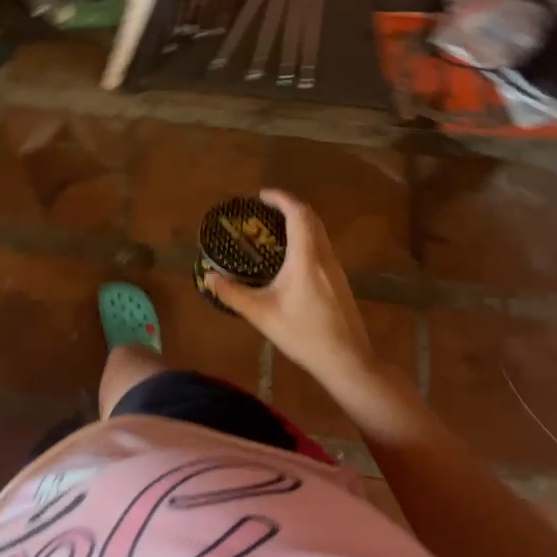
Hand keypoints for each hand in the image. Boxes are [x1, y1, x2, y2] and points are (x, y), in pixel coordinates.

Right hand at [204, 189, 378, 391]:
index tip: (261, 196)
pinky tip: (290, 256)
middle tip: (264, 209)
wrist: (348, 361)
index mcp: (306, 259)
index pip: (298, 215)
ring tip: (274, 228)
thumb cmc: (304, 335)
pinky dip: (305, 238)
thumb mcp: (261, 314)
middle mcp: (324, 257)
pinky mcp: (339, 282)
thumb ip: (232, 293)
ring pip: (319, 233)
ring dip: (299, 222)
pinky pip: (322, 247)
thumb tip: (208, 277)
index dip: (281, 199)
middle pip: (312, 219)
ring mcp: (336, 269)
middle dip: (289, 207)